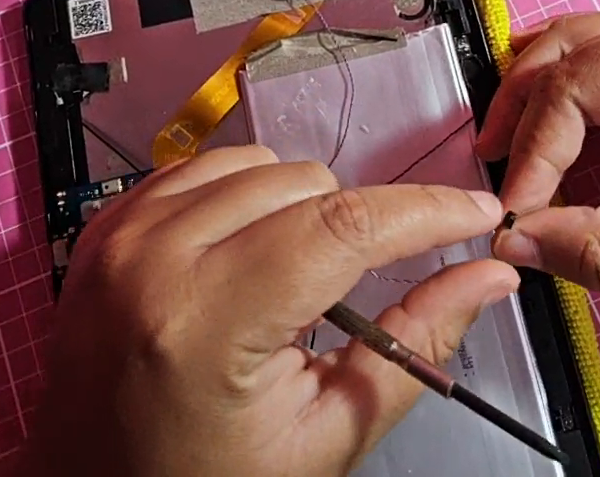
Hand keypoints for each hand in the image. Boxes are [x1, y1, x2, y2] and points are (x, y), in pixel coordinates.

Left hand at [20, 146, 518, 476]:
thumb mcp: (324, 436)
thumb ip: (416, 346)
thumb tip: (489, 275)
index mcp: (209, 323)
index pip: (344, 229)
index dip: (425, 212)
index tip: (476, 212)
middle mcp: (156, 257)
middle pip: (306, 184)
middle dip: (350, 228)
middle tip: (338, 294)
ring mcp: (124, 231)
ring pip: (261, 163)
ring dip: (296, 206)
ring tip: (285, 276)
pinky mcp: (110, 221)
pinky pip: (206, 165)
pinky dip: (244, 194)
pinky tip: (240, 249)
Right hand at [475, 10, 599, 323]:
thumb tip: (522, 242)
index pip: (577, 83)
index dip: (532, 148)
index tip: (514, 212)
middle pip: (567, 47)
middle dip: (519, 110)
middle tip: (494, 176)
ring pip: (580, 48)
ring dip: (538, 99)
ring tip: (513, 159)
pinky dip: (570, 104)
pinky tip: (558, 145)